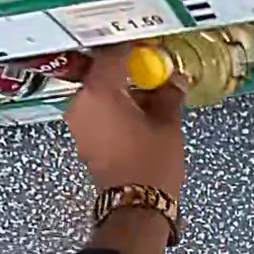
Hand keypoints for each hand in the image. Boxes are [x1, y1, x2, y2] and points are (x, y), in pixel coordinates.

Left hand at [64, 43, 186, 196]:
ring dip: (122, 93)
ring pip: (100, 95)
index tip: (151, 49)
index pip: (113, 55)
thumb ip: (169, 96)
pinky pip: (99, 113)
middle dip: (128, 73)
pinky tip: (138, 119)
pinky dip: (116, 110)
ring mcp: (78, 122)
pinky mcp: (83, 139)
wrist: (136, 205)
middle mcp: (81, 102)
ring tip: (150, 100)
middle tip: (154, 75)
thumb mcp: (168, 126)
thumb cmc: (152, 164)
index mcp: (100, 92)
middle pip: (104, 75)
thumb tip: (176, 80)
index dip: (134, 49)